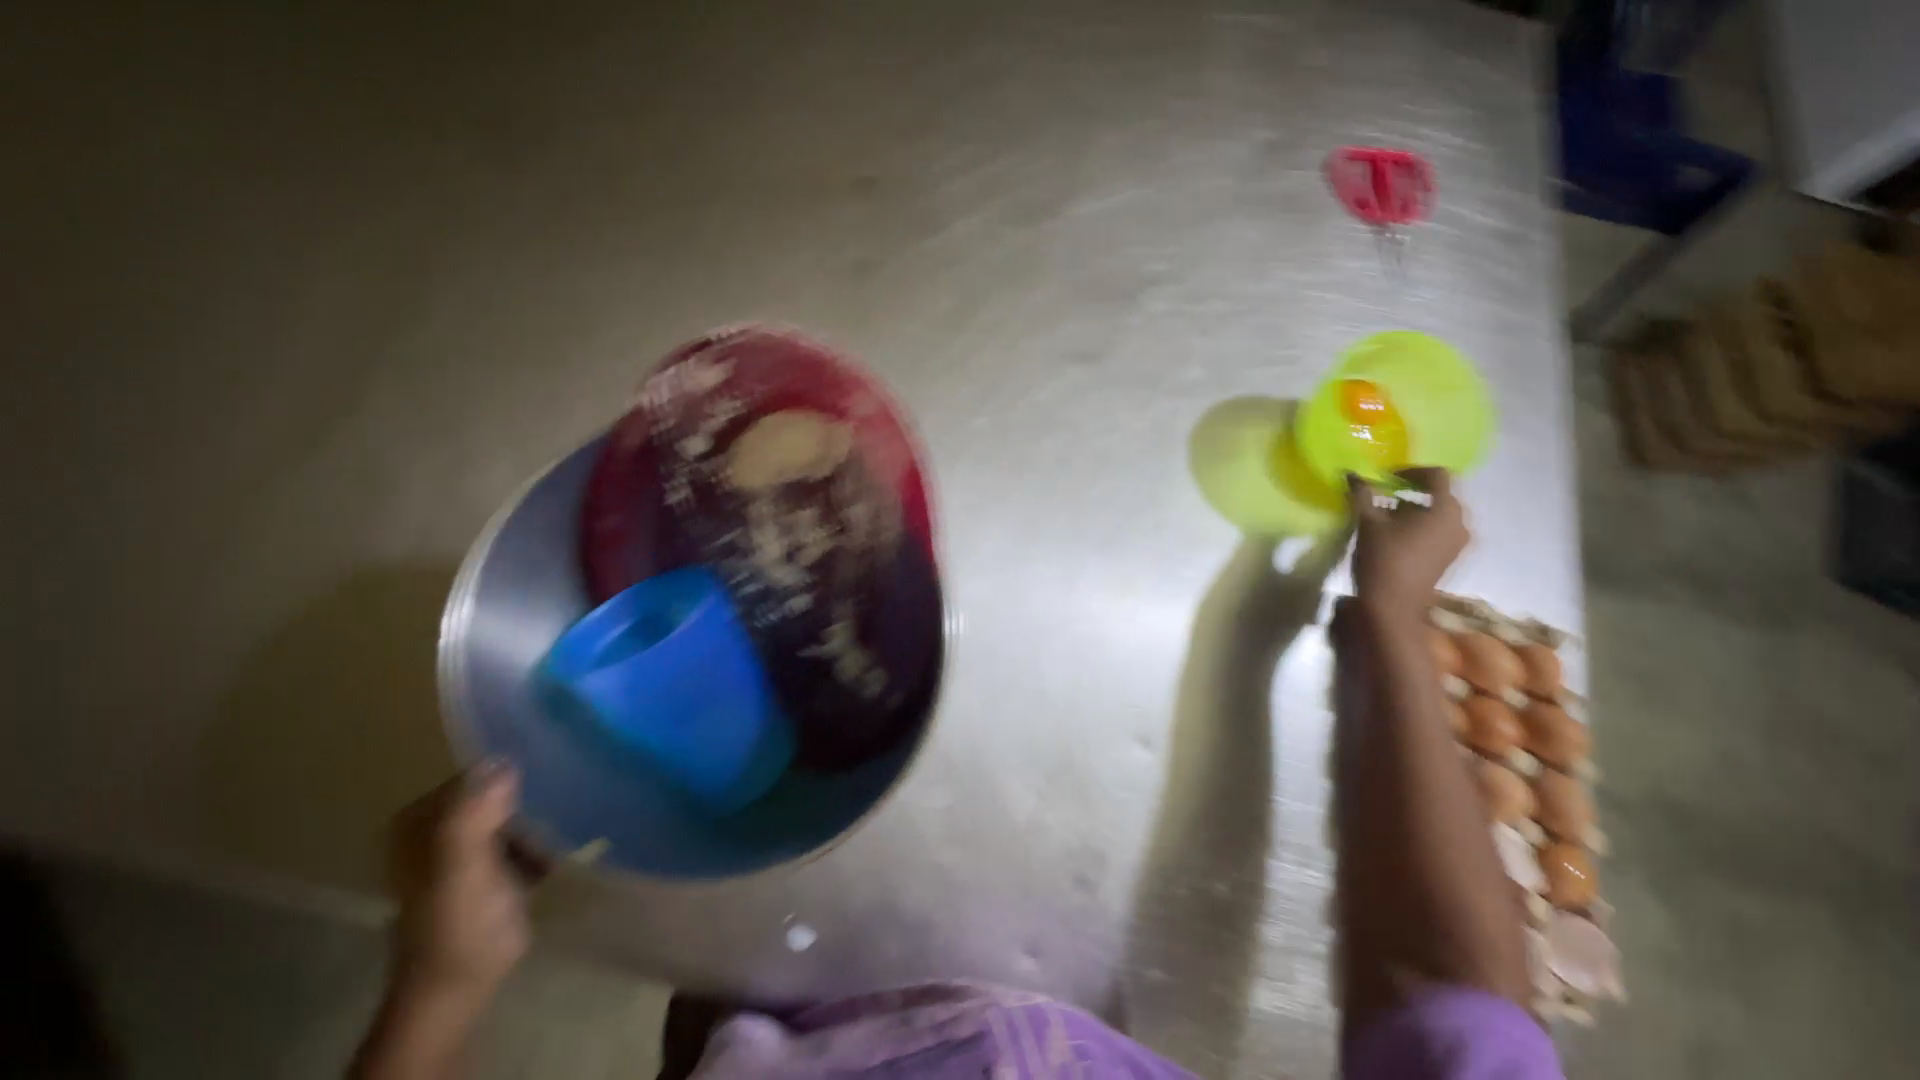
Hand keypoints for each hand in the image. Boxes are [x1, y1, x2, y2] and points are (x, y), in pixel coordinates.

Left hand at [388, 762, 531, 1005]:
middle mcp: (437, 824)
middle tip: (542, 834)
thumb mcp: (462, 870)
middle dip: (526, 810)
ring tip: (543, 857)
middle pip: (498, 794)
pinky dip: (536, 849)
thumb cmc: (458, 928)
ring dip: (535, 833)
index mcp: (420, 818)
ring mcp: (461, 847)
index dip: (509, 783)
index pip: (476, 775)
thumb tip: (502, 762)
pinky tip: (544, 866)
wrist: (457, 987)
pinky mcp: (484, 869)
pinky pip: (519, 840)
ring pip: (513, 817)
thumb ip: (473, 817)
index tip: (538, 798)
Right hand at [1347, 468, 1468, 617]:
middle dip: (1414, 492)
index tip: (1387, 478)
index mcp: (1445, 509)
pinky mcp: (1452, 558)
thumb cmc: (1383, 559)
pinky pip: (1441, 531)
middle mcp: (1460, 522)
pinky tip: (1398, 537)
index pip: (1437, 475)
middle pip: (1441, 494)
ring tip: (1388, 518)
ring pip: (1441, 514)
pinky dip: (1423, 526)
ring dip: (1417, 510)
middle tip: (1385, 496)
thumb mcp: (1369, 523)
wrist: (1392, 607)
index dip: (1411, 470)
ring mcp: (1459, 543)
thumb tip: (1353, 474)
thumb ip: (1363, 494)